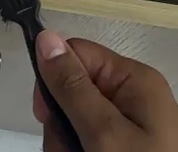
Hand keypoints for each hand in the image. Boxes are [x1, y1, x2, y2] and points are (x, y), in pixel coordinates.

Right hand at [32, 32, 177, 151]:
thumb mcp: (106, 133)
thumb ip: (73, 87)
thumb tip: (45, 36)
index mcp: (133, 81)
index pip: (76, 54)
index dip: (54, 78)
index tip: (44, 113)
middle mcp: (132, 100)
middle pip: (73, 94)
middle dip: (62, 127)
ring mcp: (130, 131)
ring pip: (75, 126)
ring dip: (68, 149)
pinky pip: (88, 145)